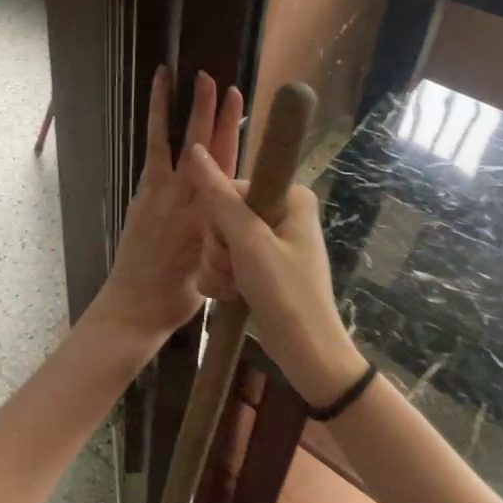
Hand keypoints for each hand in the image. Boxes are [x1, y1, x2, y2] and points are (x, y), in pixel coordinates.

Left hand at [98, 67, 244, 340]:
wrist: (136, 308)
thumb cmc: (180, 297)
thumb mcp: (217, 265)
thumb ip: (226, 229)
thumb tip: (235, 206)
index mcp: (217, 219)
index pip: (232, 167)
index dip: (237, 133)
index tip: (244, 106)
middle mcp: (194, 201)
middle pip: (211, 149)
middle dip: (218, 114)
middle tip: (224, 83)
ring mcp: (164, 195)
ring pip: (180, 143)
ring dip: (186, 108)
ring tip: (191, 78)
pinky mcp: (144, 195)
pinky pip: (153, 152)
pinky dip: (156, 123)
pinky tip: (158, 101)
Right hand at [183, 144, 366, 407]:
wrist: (307, 352)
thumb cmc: (284, 293)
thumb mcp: (248, 242)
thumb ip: (219, 197)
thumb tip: (195, 150)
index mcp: (289, 196)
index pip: (230, 189)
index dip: (219, 219)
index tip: (231, 246)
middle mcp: (282, 211)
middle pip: (223, 215)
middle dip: (217, 248)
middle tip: (233, 272)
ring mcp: (272, 239)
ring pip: (220, 239)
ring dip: (217, 267)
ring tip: (233, 288)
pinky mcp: (263, 264)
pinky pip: (227, 259)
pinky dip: (222, 278)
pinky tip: (230, 295)